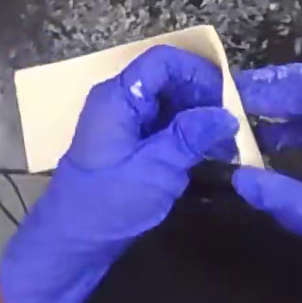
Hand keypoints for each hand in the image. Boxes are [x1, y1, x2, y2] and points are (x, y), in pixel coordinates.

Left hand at [0, 45, 240, 302]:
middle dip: (202, 97)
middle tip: (230, 129)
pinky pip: (162, 124)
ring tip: (224, 146)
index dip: (196, 72)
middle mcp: (119, 101)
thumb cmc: (107, 203)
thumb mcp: (155, 170)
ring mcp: (123, 122)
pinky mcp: (129, 143)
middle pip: (167, 79)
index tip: (226, 100)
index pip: (161, 60)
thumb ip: (190, 137)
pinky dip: (185, 134)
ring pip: (168, 102)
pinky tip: (206, 155)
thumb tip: (227, 113)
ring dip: (197, 118)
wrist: (72, 242)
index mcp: (117, 97)